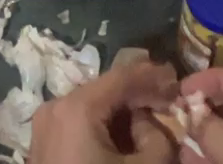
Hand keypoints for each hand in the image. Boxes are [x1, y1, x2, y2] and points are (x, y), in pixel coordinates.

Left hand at [28, 60, 179, 163]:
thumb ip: (157, 138)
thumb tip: (150, 121)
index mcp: (77, 107)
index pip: (122, 77)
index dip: (153, 76)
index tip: (178, 80)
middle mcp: (56, 107)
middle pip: (106, 90)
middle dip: (138, 95)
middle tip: (168, 100)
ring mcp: (45, 126)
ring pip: (93, 106)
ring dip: (122, 112)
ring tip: (151, 117)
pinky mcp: (44, 146)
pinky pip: (80, 124)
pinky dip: (104, 127)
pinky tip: (126, 137)